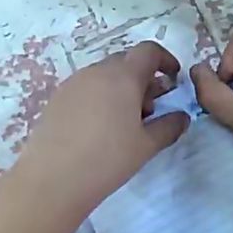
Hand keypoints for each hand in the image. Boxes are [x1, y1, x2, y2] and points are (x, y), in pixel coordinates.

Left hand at [12, 42, 188, 216]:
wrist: (51, 181)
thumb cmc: (107, 159)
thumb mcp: (147, 145)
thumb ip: (169, 126)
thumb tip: (181, 117)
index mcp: (123, 76)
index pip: (148, 51)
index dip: (165, 60)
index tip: (174, 80)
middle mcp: (96, 72)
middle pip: (126, 62)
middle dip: (144, 79)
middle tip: (151, 109)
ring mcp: (73, 84)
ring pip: (105, 75)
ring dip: (122, 89)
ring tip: (126, 122)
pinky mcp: (56, 99)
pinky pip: (86, 88)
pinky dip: (101, 97)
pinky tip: (100, 128)